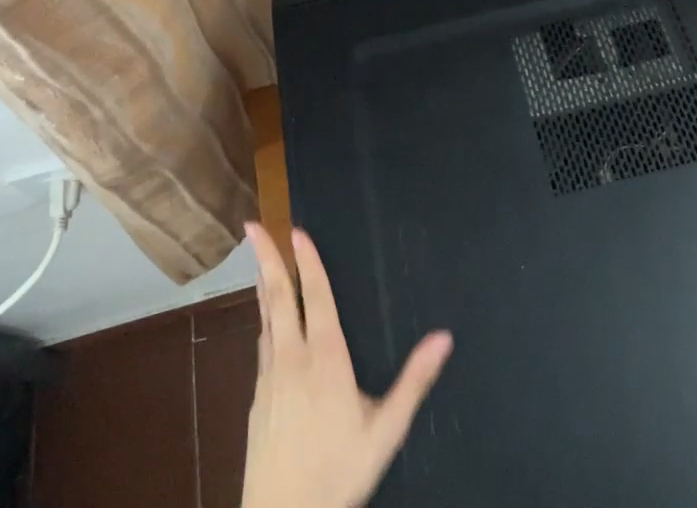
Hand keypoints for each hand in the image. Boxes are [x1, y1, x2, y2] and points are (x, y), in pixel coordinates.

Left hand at [240, 222, 452, 507]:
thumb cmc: (339, 470)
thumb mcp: (386, 429)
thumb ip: (414, 381)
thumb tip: (444, 337)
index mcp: (325, 360)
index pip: (316, 298)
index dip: (307, 262)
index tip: (296, 230)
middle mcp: (291, 360)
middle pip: (278, 298)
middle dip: (266, 258)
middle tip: (253, 226)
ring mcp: (268, 379)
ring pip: (264, 319)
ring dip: (263, 285)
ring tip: (260, 261)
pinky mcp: (256, 399)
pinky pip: (260, 345)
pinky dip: (263, 320)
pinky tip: (266, 323)